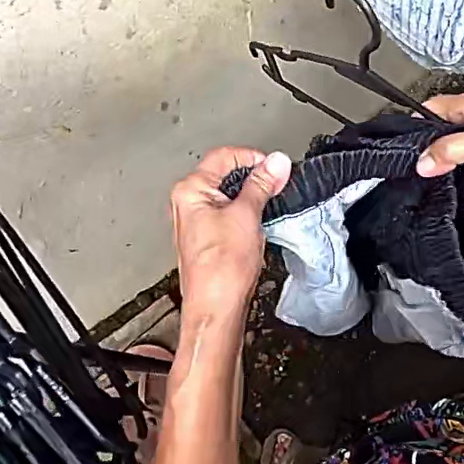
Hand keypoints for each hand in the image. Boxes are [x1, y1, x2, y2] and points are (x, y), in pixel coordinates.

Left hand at [169, 147, 292, 319]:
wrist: (216, 307)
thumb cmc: (220, 270)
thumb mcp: (247, 215)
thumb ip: (262, 184)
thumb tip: (275, 163)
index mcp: (190, 190)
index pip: (224, 156)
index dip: (253, 158)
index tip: (275, 168)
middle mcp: (188, 203)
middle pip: (225, 173)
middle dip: (254, 177)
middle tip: (276, 185)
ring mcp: (197, 221)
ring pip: (229, 195)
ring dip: (252, 197)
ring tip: (268, 207)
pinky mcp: (208, 237)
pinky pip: (229, 214)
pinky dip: (246, 214)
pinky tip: (257, 226)